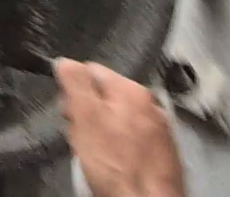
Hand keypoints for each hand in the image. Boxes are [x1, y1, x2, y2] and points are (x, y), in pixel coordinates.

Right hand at [55, 58, 184, 196]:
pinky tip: (115, 167)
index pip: (90, 71)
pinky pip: (131, 143)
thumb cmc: (115, 163)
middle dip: (87, 114)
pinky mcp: (164, 158)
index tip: (68, 115)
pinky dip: (120, 151)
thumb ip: (74, 82)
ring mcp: (161, 132)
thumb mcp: (85, 116)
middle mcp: (152, 105)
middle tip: (81, 138)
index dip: (72, 91)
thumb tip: (64, 61)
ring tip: (97, 157)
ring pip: (117, 121)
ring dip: (102, 134)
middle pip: (104, 97)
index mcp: (132, 89)